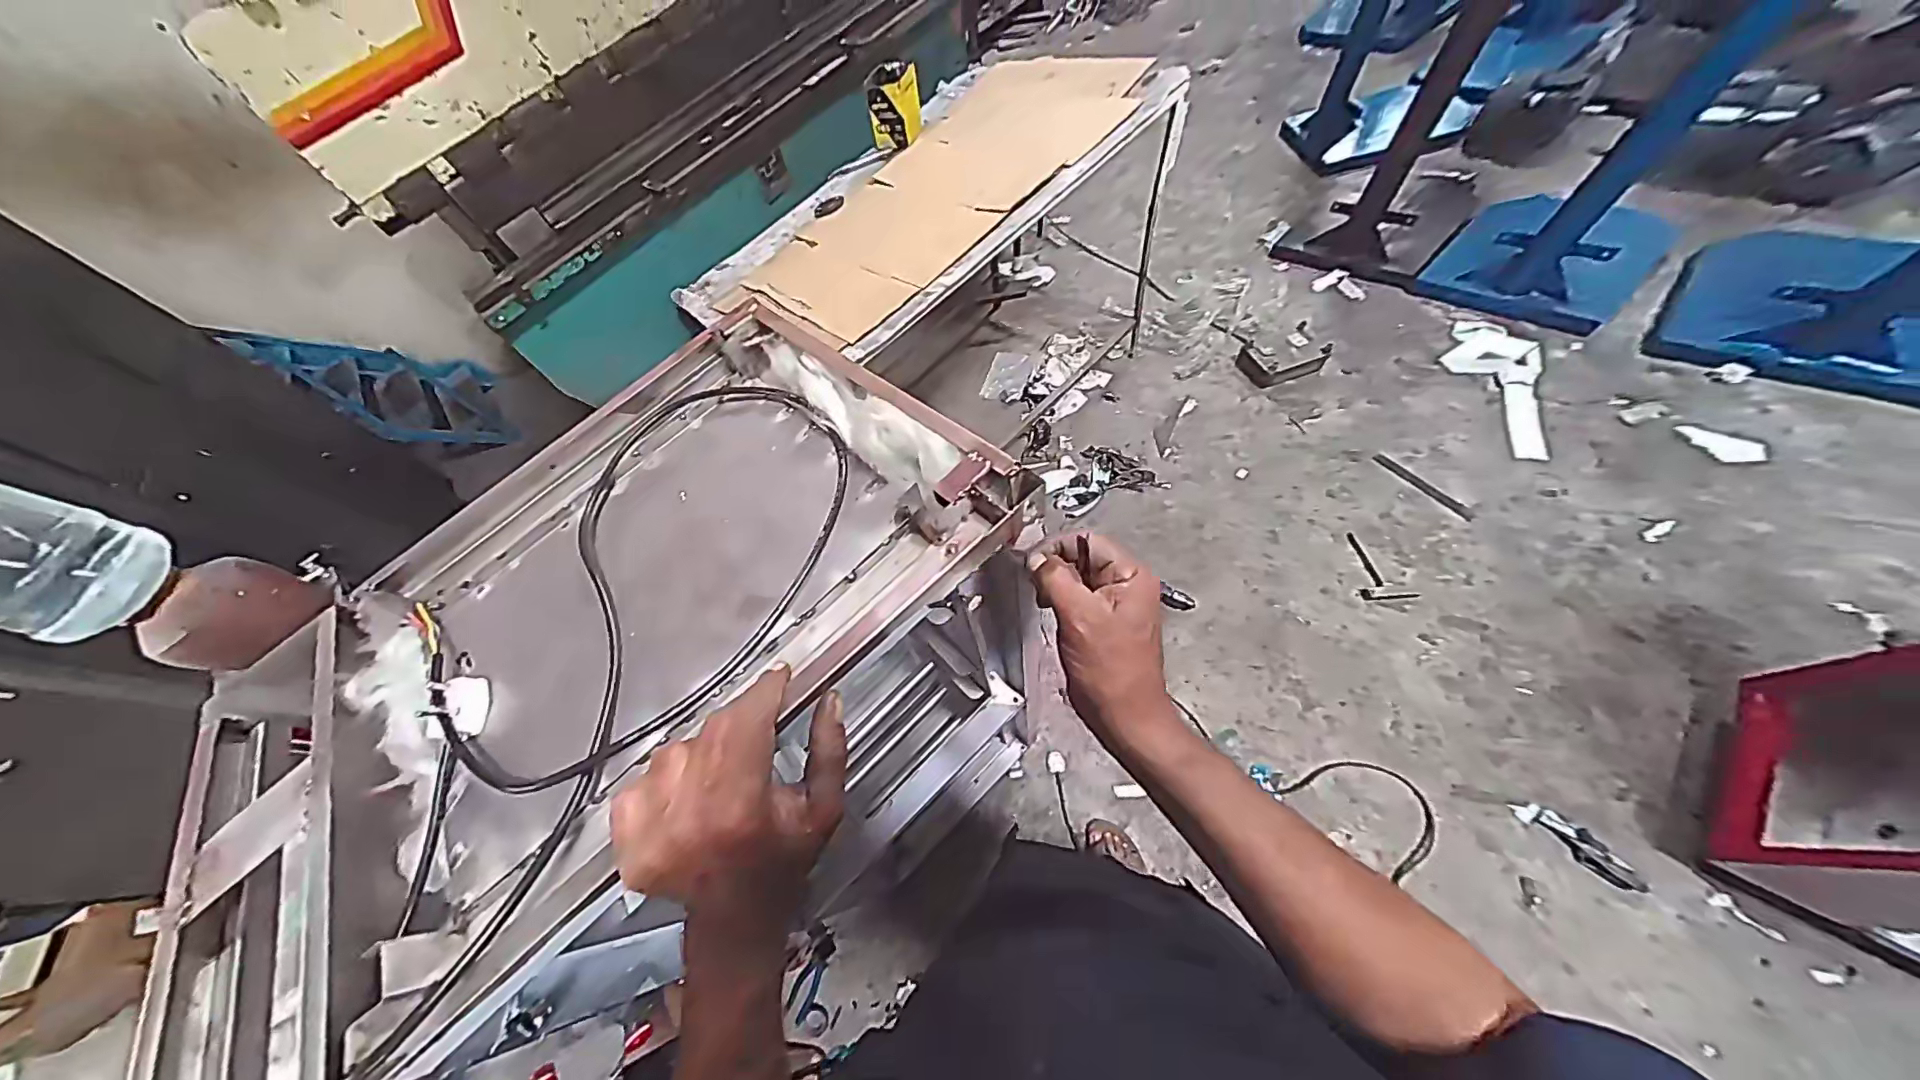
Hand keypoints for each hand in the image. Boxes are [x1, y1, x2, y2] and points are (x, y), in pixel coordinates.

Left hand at [610, 665, 845, 928]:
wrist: (731, 926)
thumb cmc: (781, 868)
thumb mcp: (823, 811)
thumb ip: (830, 751)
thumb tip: (828, 701)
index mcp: (740, 808)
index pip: (747, 723)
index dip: (765, 692)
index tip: (779, 678)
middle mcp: (689, 814)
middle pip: (714, 729)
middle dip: (742, 718)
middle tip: (759, 731)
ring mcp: (650, 825)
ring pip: (680, 746)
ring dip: (705, 748)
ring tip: (723, 778)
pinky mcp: (626, 834)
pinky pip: (647, 773)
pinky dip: (670, 774)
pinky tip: (689, 798)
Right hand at [1027, 532, 1173, 740]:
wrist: (1124, 716)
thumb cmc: (1115, 676)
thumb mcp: (1080, 617)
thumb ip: (1056, 579)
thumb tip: (1037, 559)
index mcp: (1132, 577)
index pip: (1088, 541)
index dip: (1058, 548)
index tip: (1034, 563)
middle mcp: (1127, 587)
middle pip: (1081, 557)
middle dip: (1055, 569)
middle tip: (1038, 586)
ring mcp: (1114, 605)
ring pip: (1076, 579)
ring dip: (1055, 586)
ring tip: (1047, 603)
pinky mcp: (1101, 623)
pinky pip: (1076, 600)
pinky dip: (1060, 603)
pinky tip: (1054, 616)